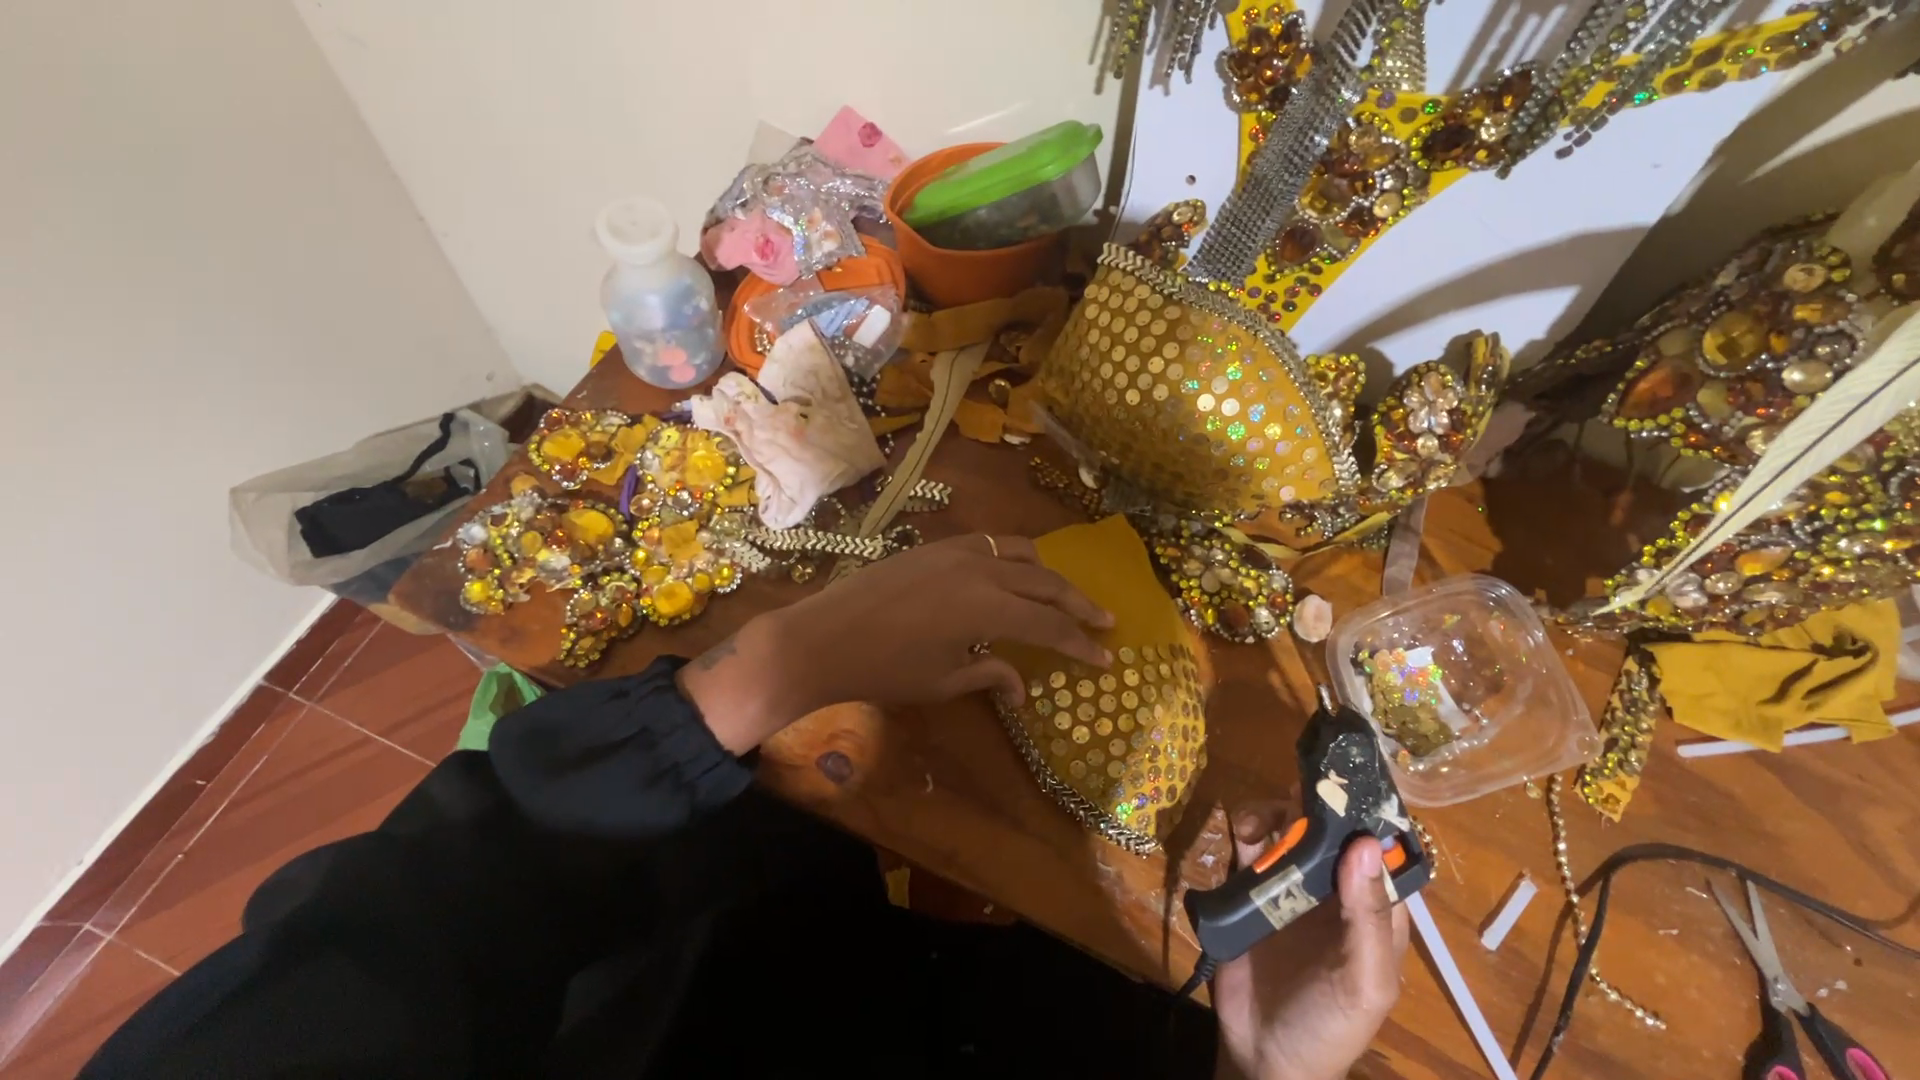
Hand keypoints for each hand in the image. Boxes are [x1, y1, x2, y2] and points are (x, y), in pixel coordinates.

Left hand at [678, 533, 1112, 751]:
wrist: (822, 637)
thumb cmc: (884, 670)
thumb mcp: (943, 681)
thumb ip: (990, 677)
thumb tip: (1022, 688)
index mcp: (988, 609)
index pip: (1049, 626)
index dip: (1080, 643)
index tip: (1107, 657)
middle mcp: (982, 570)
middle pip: (1045, 584)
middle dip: (1079, 604)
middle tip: (1106, 620)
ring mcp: (957, 551)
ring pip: (1021, 553)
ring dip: (1049, 574)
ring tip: (1067, 591)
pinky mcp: (937, 546)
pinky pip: (990, 543)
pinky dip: (1014, 555)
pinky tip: (1017, 569)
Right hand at [1211, 804, 1410, 1079]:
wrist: (1262, 1053)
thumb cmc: (1328, 1025)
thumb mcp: (1364, 982)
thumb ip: (1370, 918)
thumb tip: (1365, 845)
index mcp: (1376, 909)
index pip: (1381, 849)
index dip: (1367, 813)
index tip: (1346, 782)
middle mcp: (1336, 889)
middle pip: (1329, 828)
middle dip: (1313, 804)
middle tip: (1294, 795)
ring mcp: (1292, 886)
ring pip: (1288, 826)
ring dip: (1275, 811)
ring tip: (1258, 824)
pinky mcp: (1252, 888)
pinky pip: (1251, 844)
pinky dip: (1246, 827)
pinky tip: (1242, 835)